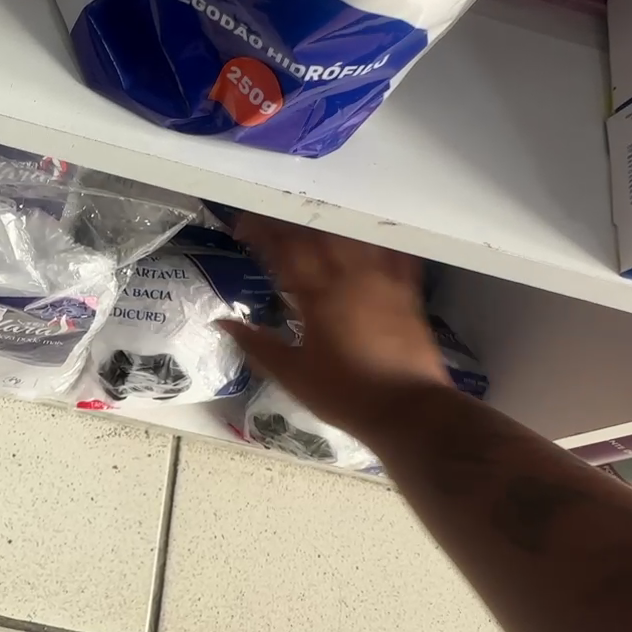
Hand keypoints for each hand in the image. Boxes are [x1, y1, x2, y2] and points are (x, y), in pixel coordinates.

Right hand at [217, 214, 450, 434]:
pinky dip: (376, 241)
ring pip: (355, 237)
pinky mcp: (408, 294)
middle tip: (270, 221)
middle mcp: (352, 279)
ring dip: (329, 226)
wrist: (408, 410)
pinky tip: (366, 238)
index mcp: (319, 296)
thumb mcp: (291, 374)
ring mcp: (384, 282)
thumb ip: (256, 344)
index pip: (284, 249)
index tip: (242, 226)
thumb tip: (223, 322)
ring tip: (310, 225)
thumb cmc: (344, 394)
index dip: (261, 231)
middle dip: (291, 222)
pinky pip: (394, 254)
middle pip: (319, 234)